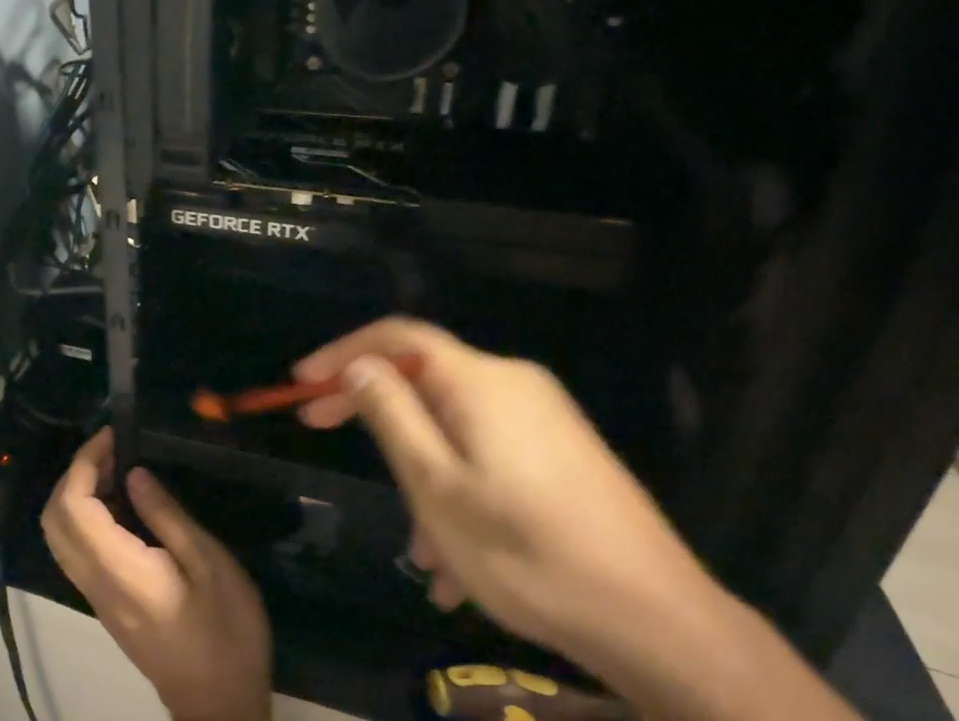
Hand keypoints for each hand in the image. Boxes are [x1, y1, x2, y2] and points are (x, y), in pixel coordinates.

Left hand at [41, 428, 271, 720]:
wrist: (219, 705)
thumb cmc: (226, 633)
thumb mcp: (210, 566)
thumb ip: (166, 516)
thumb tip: (132, 474)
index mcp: (118, 569)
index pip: (72, 505)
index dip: (84, 462)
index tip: (113, 435)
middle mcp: (94, 582)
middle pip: (53, 518)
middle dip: (74, 473)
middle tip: (113, 450)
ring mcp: (96, 596)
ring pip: (59, 536)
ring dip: (77, 494)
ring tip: (120, 470)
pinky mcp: (106, 604)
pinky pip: (76, 551)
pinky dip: (85, 516)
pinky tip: (123, 505)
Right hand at [293, 319, 718, 672]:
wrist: (658, 622)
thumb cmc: (526, 552)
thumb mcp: (436, 486)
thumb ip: (391, 415)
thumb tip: (360, 366)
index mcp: (481, 382)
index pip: (398, 337)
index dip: (342, 353)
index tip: (301, 386)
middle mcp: (516, 386)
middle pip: (427, 383)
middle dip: (379, 421)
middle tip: (324, 439)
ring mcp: (547, 421)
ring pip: (458, 433)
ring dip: (424, 481)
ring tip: (423, 558)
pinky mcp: (567, 456)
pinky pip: (492, 458)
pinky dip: (462, 496)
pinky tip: (461, 567)